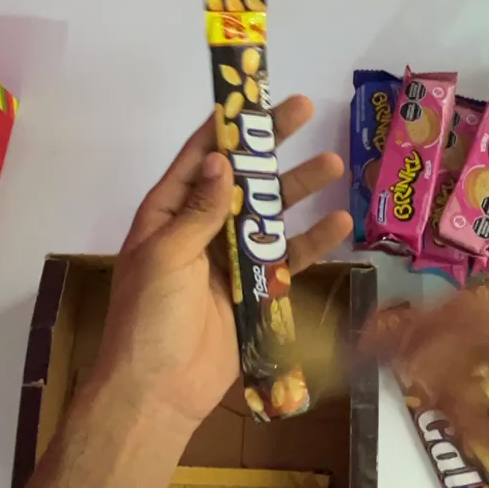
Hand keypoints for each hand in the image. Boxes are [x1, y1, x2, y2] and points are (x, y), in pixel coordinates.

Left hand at [93, 95, 352, 436]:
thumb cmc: (150, 315)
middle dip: (272, 146)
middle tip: (306, 110)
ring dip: (298, 190)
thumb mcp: (167, 254)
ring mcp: (228, 258)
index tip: (254, 96)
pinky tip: (338, 224)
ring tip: (333, 164)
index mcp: (168, 213)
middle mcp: (200, 227)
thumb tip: (221, 161)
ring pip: (269, 215)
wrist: (158, 390)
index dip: (226, 126)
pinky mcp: (253, 290)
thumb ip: (198, 210)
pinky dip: (310, 242)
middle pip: (242, 178)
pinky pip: (285, 259)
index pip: (199, 157)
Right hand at [361, 290, 488, 487]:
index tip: (381, 353)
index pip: (484, 320)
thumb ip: (481, 417)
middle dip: (431, 332)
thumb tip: (419, 382)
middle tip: (380, 349)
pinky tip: (454, 373)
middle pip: (488, 310)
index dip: (425, 337)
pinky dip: (483, 355)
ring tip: (406, 360)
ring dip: (452, 342)